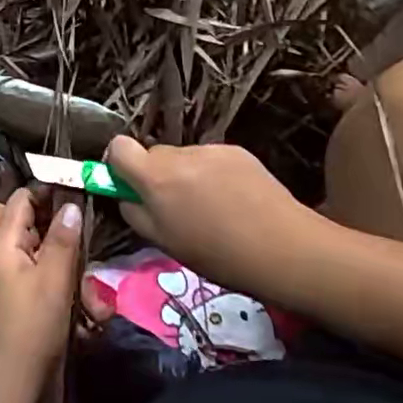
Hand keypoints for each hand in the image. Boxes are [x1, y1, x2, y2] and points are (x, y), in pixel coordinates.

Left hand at [0, 188, 84, 402]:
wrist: (5, 387)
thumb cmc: (29, 327)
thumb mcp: (53, 279)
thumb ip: (63, 239)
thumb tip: (71, 202)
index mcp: (3, 242)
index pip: (22, 198)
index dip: (49, 189)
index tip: (80, 190)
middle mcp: (1, 255)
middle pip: (32, 224)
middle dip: (62, 227)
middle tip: (91, 229)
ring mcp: (6, 280)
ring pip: (38, 252)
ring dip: (63, 256)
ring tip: (89, 269)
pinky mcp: (15, 302)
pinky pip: (38, 275)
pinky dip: (57, 277)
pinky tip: (77, 293)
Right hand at [106, 135, 335, 296]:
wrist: (285, 249)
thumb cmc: (217, 255)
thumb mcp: (162, 241)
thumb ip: (134, 211)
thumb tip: (126, 194)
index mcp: (154, 177)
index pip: (118, 147)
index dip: (119, 164)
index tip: (130, 186)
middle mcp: (178, 154)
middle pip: (153, 154)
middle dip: (157, 175)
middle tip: (176, 207)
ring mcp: (209, 149)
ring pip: (183, 158)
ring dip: (186, 176)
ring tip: (212, 208)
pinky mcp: (236, 150)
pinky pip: (210, 158)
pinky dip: (213, 174)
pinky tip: (233, 200)